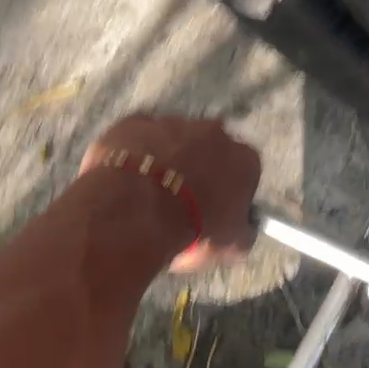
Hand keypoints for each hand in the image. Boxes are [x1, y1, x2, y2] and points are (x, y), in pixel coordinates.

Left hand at [80, 115, 261, 270]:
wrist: (132, 214)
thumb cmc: (191, 229)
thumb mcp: (232, 245)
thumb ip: (244, 230)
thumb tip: (243, 228)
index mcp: (245, 159)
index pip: (245, 172)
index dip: (230, 191)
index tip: (216, 210)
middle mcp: (215, 132)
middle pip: (210, 149)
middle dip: (198, 168)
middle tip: (181, 199)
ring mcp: (173, 122)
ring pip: (172, 140)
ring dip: (165, 159)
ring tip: (146, 191)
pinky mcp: (134, 122)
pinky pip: (136, 137)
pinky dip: (132, 153)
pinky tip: (123, 177)